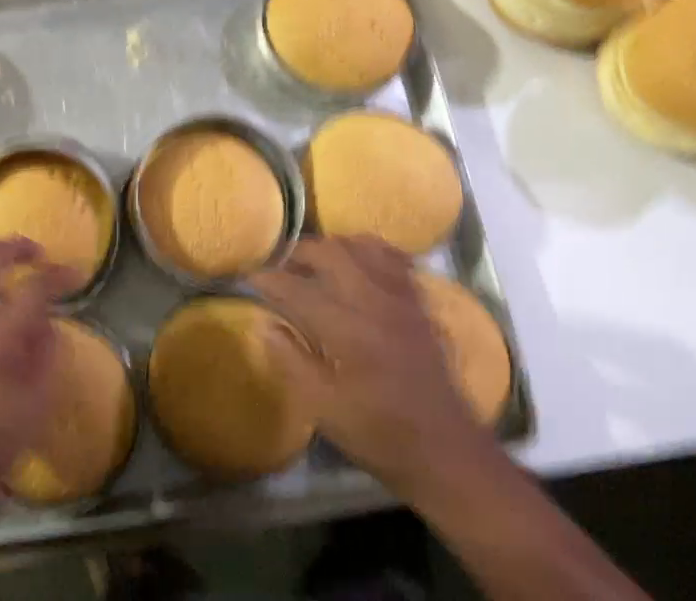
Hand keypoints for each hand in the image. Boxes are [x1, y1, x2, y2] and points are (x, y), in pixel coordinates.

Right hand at [250, 234, 493, 500]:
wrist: (446, 449)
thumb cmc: (380, 435)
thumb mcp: (324, 409)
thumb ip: (291, 361)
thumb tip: (265, 324)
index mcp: (347, 330)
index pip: (297, 289)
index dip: (269, 280)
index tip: (249, 278)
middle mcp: (375, 302)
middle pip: (331, 253)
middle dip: (299, 252)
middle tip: (280, 266)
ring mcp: (402, 299)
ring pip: (364, 247)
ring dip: (334, 246)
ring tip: (316, 261)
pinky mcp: (420, 305)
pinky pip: (395, 259)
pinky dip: (373, 251)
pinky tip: (361, 260)